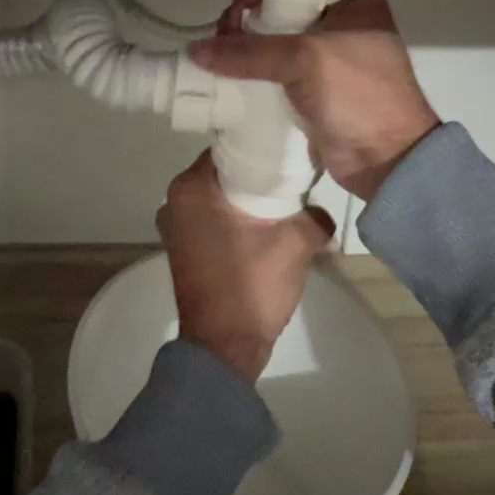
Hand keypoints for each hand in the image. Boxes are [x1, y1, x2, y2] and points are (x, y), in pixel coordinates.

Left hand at [157, 151, 335, 379]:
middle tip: (292, 175)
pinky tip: (265, 227)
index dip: (259, 145)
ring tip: (284, 201)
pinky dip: (235, 219)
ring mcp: (175, 228)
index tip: (287, 147)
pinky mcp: (183, 250)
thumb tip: (321, 214)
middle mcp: (173, 201)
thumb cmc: (251, 285)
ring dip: (246, 200)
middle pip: (223, 172)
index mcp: (190, 187)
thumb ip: (315, 217)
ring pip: (219, 197)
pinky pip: (212, 219)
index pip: (228, 146)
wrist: (224, 349)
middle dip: (255, 174)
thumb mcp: (295, 243)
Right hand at [189, 0, 439, 200]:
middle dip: (251, 11)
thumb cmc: (358, 94)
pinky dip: (252, 65)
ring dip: (247, 39)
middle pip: (285, 3)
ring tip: (219, 46)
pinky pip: (275, 65)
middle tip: (225, 24)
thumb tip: (196, 51)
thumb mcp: (305, 60)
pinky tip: (226, 65)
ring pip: (276, 35)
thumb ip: (249, 52)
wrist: (386, 162)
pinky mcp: (313, 84)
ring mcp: (327, 53)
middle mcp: (343, 19)